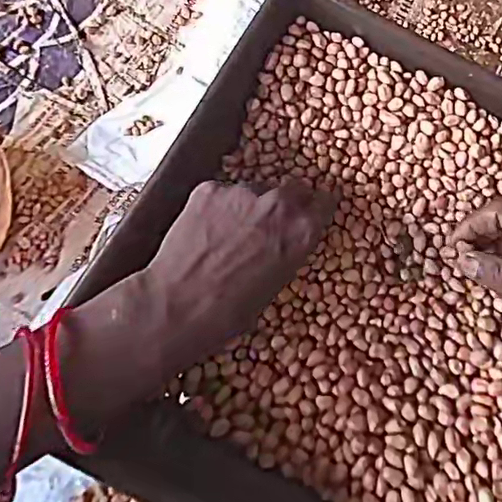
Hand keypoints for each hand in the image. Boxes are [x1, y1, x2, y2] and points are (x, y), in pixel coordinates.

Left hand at [140, 179, 336, 359]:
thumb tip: (280, 243)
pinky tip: (204, 230)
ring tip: (227, 234)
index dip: (318, 206)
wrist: (177, 305)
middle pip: (292, 188)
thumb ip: (285, 252)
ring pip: (253, 190)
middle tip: (269, 222)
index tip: (314, 207)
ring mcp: (242, 192)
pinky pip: (221, 193)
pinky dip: (216, 206)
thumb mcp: (274, 286)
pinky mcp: (210, 189)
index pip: (324, 202)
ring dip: (247, 206)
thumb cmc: (228, 312)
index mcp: (301, 232)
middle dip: (285, 202)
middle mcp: (278, 205)